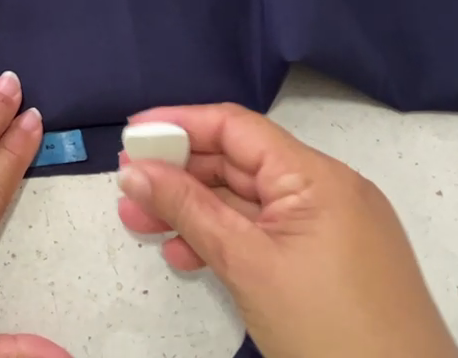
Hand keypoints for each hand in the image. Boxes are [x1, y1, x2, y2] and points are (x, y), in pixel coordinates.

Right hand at [115, 104, 457, 357]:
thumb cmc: (330, 333)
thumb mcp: (246, 264)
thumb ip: (187, 208)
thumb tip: (133, 171)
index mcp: (316, 176)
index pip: (235, 127)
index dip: (180, 123)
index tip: (131, 133)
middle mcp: (326, 190)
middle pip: (237, 163)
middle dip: (178, 176)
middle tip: (126, 190)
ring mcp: (331, 228)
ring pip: (246, 202)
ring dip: (193, 211)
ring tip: (140, 226)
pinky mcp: (329, 263)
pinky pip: (265, 233)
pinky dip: (224, 239)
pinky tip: (185, 254)